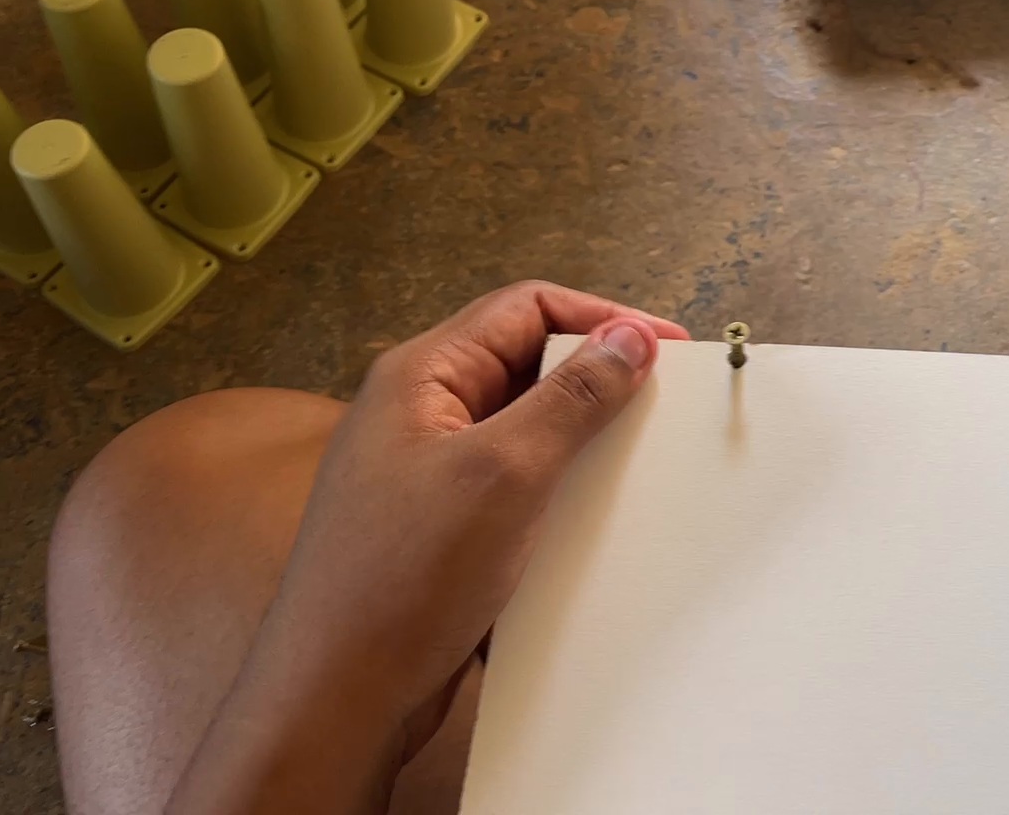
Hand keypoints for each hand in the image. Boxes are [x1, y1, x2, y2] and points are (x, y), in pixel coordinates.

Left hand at [167, 282, 688, 814]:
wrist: (341, 702)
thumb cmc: (410, 572)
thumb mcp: (507, 469)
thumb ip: (575, 395)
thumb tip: (635, 335)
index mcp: (424, 374)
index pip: (528, 306)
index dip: (604, 315)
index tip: (667, 345)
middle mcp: (430, 406)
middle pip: (532, 355)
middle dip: (601, 366)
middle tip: (664, 391)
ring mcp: (440, 458)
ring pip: (534, 410)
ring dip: (590, 417)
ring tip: (644, 437)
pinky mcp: (456, 505)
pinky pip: (526, 460)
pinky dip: (571, 462)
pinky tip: (603, 488)